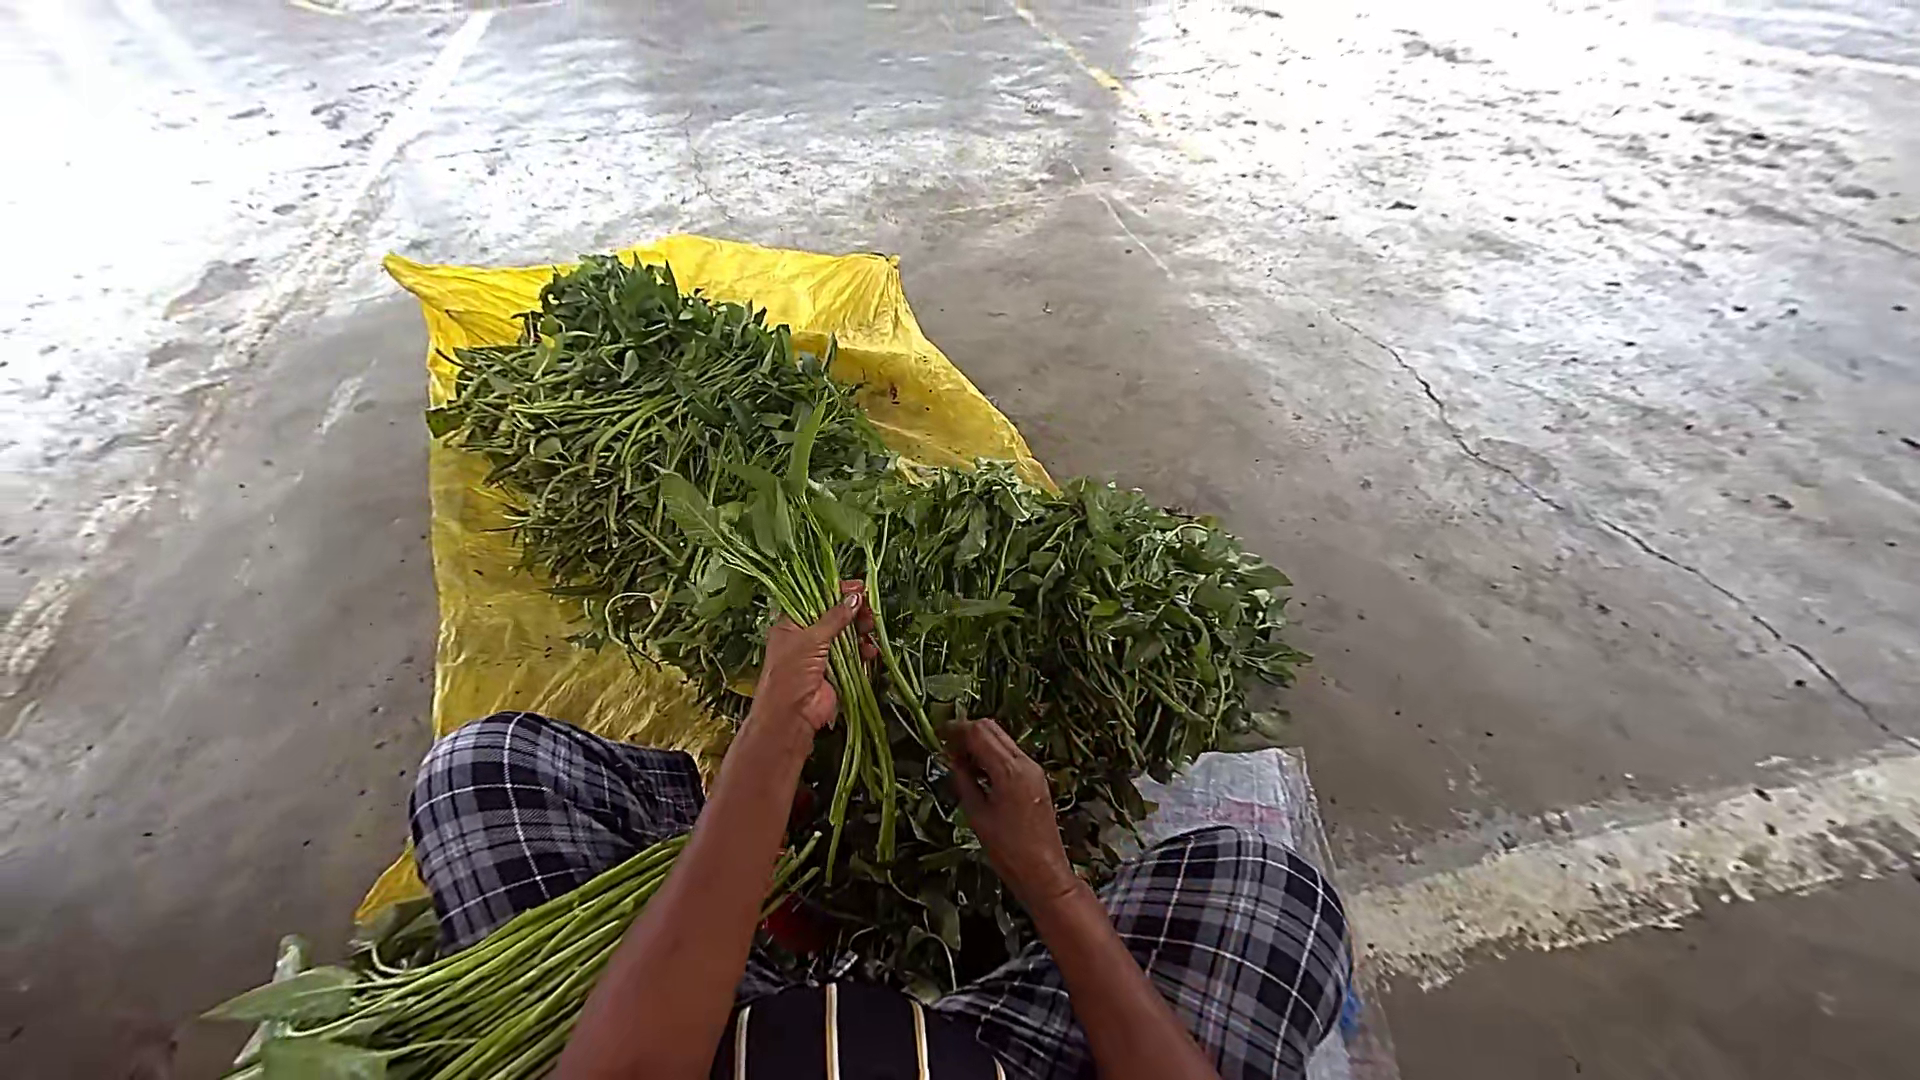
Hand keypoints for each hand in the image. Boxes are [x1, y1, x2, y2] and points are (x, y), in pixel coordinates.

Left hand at [747, 581, 875, 739]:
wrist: (791, 716)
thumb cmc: (790, 674)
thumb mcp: (810, 639)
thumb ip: (834, 617)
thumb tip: (854, 597)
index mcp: (792, 624)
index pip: (816, 599)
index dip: (836, 592)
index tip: (858, 588)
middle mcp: (806, 636)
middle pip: (834, 616)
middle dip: (853, 612)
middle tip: (868, 610)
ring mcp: (822, 654)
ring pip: (846, 635)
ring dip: (861, 631)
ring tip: (871, 629)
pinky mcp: (836, 670)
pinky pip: (853, 655)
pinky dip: (864, 651)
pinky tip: (871, 650)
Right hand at [945, 718, 1078, 908]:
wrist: (1044, 873)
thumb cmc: (1008, 851)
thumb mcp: (976, 815)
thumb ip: (964, 781)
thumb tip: (952, 760)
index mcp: (1009, 770)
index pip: (979, 732)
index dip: (956, 730)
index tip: (939, 733)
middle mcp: (1024, 762)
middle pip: (992, 729)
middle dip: (967, 732)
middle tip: (947, 745)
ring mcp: (1033, 768)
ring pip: (1002, 739)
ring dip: (980, 742)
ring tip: (958, 759)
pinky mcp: (1036, 777)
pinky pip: (1010, 754)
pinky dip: (992, 754)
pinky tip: (977, 770)